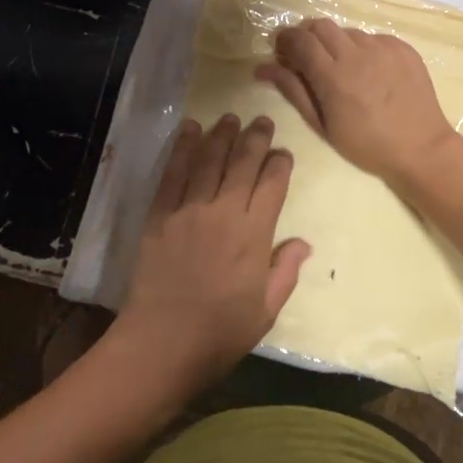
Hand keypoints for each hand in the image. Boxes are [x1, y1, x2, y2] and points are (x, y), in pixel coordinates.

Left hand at [116, 115, 309, 388]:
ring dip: (221, 135)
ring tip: (230, 117)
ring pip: (209, 160)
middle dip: (256, 138)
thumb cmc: (220, 333)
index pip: (272, 185)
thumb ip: (285, 272)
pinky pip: (173, 174)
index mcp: (254, 235)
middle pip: (243, 164)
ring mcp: (189, 210)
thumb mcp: (266, 311)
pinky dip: (182, 148)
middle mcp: (224, 213)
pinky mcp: (160, 216)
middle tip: (262, 120)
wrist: (161, 344)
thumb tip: (303, 242)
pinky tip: (190, 130)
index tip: (284, 153)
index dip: (280, 164)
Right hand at [255, 19, 458, 183]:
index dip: (285, 40)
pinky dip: (364, 49)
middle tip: (307, 56)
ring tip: (343, 68)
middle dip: (308, 35)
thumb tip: (263, 67)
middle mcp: (358, 54)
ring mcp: (383, 47)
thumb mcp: (323, 125)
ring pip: (348, 31)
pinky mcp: (403, 47)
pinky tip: (370, 71)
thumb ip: (294, 91)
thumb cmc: (366, 145)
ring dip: (337, 43)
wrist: (420, 148)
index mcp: (333, 76)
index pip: (299, 39)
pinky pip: (374, 38)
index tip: (281, 49)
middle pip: (320, 25)